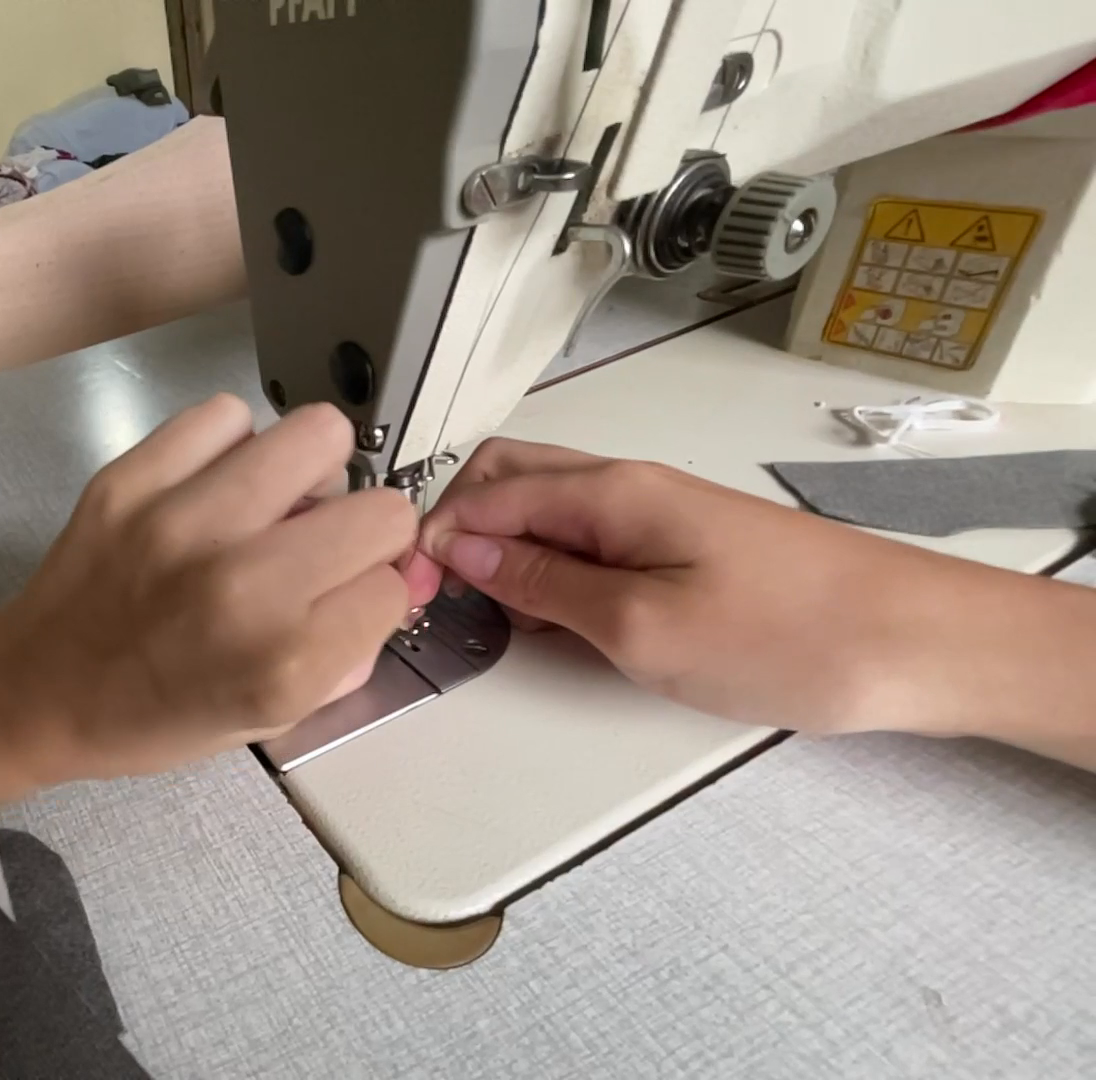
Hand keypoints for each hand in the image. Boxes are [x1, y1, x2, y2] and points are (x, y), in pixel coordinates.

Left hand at [0, 394, 416, 780]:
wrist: (33, 689)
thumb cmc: (150, 719)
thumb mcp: (265, 720)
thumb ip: (344, 654)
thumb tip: (387, 578)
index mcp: (280, 662)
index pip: (392, 585)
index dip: (374, 591)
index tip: (340, 596)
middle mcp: (240, 584)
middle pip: (380, 508)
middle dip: (361, 531)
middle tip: (312, 545)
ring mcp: (180, 520)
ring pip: (316, 435)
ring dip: (307, 474)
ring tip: (264, 506)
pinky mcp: (129, 478)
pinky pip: (225, 416)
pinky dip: (231, 447)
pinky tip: (209, 486)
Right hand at [403, 438, 1031, 735]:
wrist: (926, 647)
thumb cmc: (787, 637)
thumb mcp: (635, 623)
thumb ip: (537, 582)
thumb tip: (462, 552)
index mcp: (606, 493)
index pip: (484, 494)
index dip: (436, 535)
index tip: (413, 585)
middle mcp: (619, 485)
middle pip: (505, 476)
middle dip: (460, 523)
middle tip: (448, 588)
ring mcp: (644, 509)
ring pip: (537, 505)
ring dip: (499, 545)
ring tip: (501, 608)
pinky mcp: (665, 539)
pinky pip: (576, 535)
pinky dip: (542, 563)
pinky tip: (549, 610)